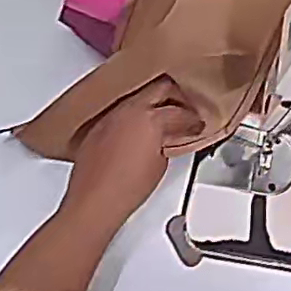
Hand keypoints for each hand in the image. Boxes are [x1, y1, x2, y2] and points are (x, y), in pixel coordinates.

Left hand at [61, 78, 202, 229]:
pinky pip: (122, 111)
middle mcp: (129, 110)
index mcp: (150, 118)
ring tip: (162, 118)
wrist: (93, 202)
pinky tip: (139, 129)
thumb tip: (167, 138)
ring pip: (139, 96)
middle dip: (176, 97)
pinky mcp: (99, 125)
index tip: (197, 123)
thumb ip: (168, 141)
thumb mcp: (160, 164)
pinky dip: (134, 115)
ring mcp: (112, 115)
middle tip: (185, 109)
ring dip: (153, 103)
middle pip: (160, 88)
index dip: (193, 119)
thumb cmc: (125, 189)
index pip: (180, 111)